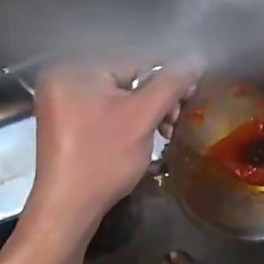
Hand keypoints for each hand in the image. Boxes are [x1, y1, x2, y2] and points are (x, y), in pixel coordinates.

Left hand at [28, 61, 199, 224]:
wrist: (70, 206)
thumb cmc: (104, 157)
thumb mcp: (144, 116)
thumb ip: (172, 82)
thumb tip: (197, 57)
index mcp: (76, 70)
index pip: (134, 57)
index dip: (169, 71)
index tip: (194, 86)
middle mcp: (65, 77)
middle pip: (128, 73)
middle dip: (159, 93)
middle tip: (178, 113)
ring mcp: (66, 98)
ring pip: (122, 91)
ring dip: (151, 106)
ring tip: (167, 127)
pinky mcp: (71, 118)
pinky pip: (110, 105)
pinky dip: (133, 115)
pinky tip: (150, 130)